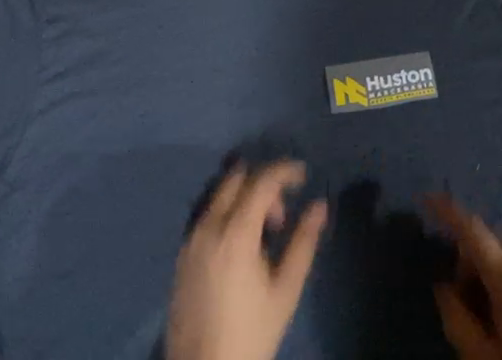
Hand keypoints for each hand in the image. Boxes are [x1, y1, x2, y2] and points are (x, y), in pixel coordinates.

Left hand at [165, 160, 327, 359]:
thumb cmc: (252, 330)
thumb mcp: (286, 288)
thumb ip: (303, 241)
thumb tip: (320, 205)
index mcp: (236, 232)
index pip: (262, 181)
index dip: (285, 170)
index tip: (303, 174)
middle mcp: (209, 226)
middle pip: (236, 178)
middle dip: (263, 182)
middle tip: (282, 213)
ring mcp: (190, 238)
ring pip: (218, 193)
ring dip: (243, 195)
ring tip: (264, 230)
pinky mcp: (182, 252)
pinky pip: (206, 213)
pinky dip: (226, 210)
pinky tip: (240, 241)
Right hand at [426, 194, 501, 359]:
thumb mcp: (483, 355)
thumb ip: (456, 318)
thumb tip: (443, 287)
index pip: (471, 229)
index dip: (446, 210)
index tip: (425, 198)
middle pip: (485, 242)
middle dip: (464, 260)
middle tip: (458, 297)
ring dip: (484, 272)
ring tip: (483, 313)